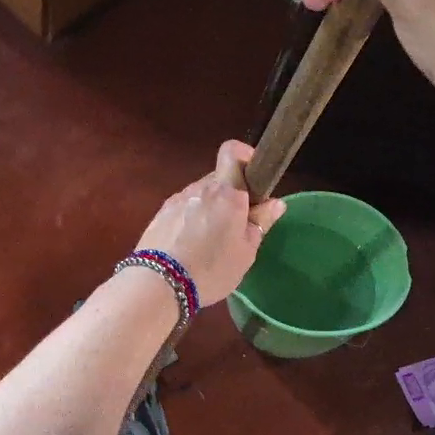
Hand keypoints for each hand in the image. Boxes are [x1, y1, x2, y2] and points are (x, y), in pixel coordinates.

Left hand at [135, 141, 286, 306]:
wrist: (159, 283)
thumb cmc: (212, 268)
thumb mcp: (245, 252)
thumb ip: (260, 223)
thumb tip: (275, 202)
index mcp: (226, 192)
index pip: (232, 151)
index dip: (244, 155)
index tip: (254, 178)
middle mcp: (200, 188)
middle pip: (219, 180)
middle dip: (230, 196)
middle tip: (237, 226)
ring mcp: (177, 199)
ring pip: (200, 195)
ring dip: (209, 209)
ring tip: (210, 242)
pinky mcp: (160, 214)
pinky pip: (183, 208)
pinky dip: (191, 220)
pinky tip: (189, 245)